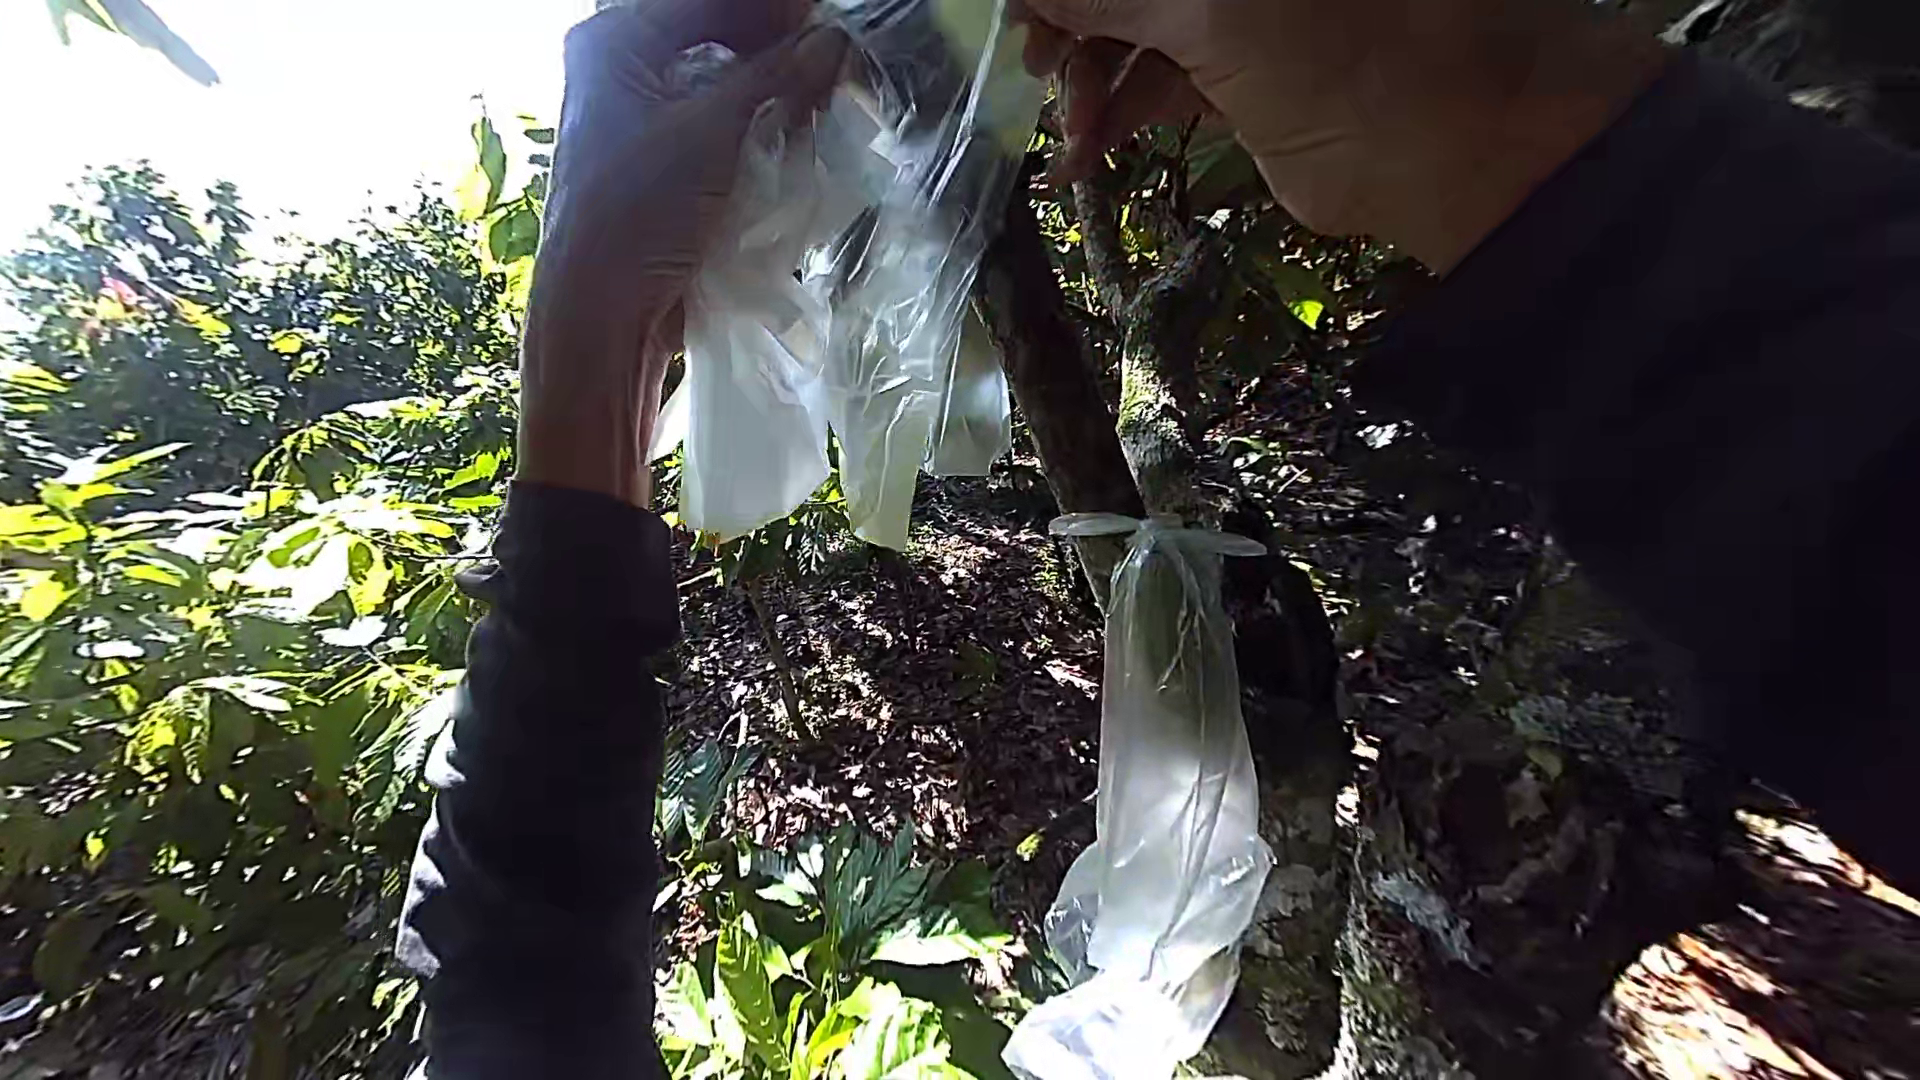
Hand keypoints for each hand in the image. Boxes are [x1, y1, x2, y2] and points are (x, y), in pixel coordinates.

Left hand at [517, 0, 845, 506]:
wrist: (605, 307)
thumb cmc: (640, 210)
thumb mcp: (710, 136)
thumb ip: (775, 85)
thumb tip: (838, 46)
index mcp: (617, 42)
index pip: (708, 0)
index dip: (774, 9)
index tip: (831, 24)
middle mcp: (629, 78)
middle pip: (717, 44)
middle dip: (778, 56)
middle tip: (833, 73)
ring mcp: (650, 133)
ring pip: (726, 96)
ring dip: (775, 103)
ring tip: (821, 112)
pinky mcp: (673, 182)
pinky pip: (726, 143)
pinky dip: (761, 144)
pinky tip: (792, 153)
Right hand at [1018, 0, 1666, 271]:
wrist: (1430, 144)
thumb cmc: (1337, 50)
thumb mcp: (1212, 9)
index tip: (1017, 11)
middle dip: (1075, 26)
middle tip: (1035, 71)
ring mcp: (1230, 12)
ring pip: (1132, 36)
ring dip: (1089, 88)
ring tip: (1070, 141)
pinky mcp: (1229, 75)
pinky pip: (1153, 86)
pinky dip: (1115, 120)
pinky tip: (1084, 156)